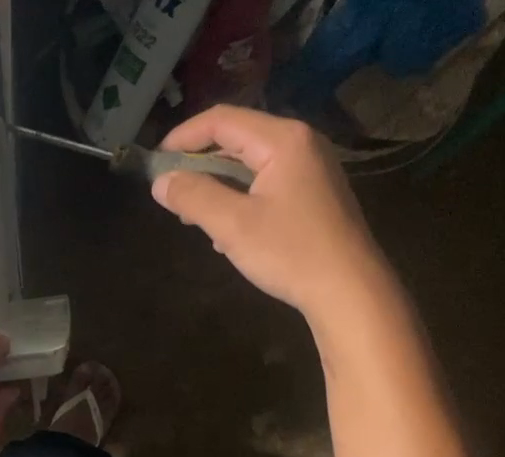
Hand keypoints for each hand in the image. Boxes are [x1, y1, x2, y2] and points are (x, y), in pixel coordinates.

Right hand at [152, 106, 393, 322]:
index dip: (183, 137)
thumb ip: (194, 198)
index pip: (222, 120)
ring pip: (251, 163)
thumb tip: (160, 182)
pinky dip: (240, 196)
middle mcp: (301, 143)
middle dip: (199, 162)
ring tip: (194, 215)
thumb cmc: (290, 253)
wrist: (349, 289)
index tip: (155, 163)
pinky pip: (267, 182)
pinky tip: (228, 229)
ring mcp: (312, 168)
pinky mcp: (315, 193)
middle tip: (172, 192)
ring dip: (218, 183)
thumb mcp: (233, 226)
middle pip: (238, 138)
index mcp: (283, 140)